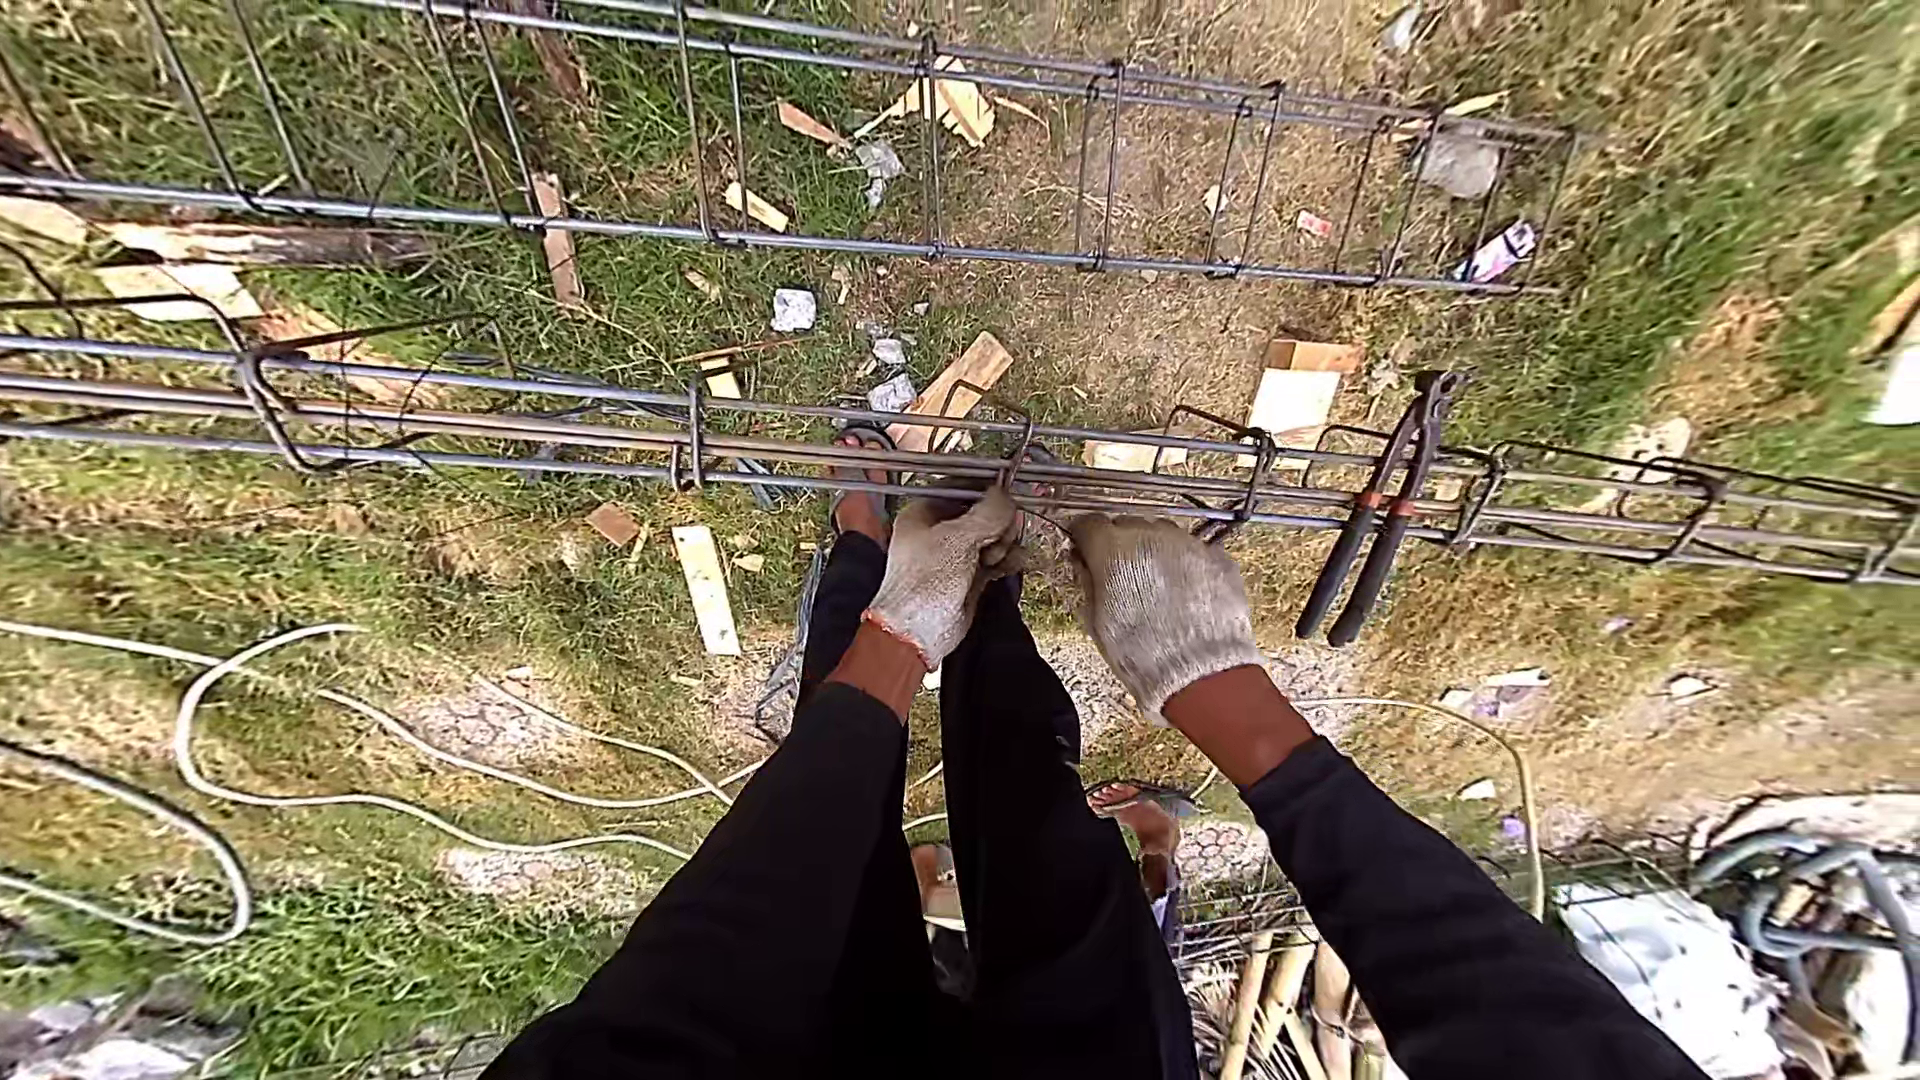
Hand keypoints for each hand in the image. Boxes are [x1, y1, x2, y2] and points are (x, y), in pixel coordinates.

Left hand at [863, 488, 1021, 667]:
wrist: (919, 631)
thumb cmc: (924, 583)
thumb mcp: (957, 538)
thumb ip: (987, 512)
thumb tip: (1006, 496)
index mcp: (924, 513)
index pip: (960, 487)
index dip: (985, 489)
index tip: (1006, 492)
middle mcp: (939, 531)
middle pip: (982, 512)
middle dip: (998, 522)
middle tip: (999, 534)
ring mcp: (956, 554)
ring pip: (993, 535)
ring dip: (1003, 543)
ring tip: (996, 557)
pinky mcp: (970, 575)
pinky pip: (997, 557)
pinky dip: (1007, 559)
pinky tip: (1012, 562)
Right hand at [1067, 514, 1265, 722]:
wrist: (1200, 673)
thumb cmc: (1143, 653)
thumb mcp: (1096, 620)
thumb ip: (1087, 581)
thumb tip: (1083, 564)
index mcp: (1112, 549)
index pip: (1089, 523)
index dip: (1084, 537)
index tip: (1084, 547)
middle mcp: (1149, 536)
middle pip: (1126, 525)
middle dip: (1119, 545)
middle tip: (1119, 576)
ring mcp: (1186, 543)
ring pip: (1160, 534)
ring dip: (1152, 551)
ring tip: (1154, 587)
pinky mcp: (1215, 556)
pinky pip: (1192, 549)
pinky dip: (1184, 563)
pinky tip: (1182, 593)